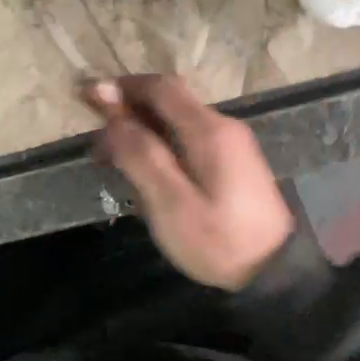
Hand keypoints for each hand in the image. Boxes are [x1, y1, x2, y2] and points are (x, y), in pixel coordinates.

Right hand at [85, 75, 294, 290]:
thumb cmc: (217, 241)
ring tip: (110, 158)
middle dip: (128, 109)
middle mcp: (222, 127)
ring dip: (141, 130)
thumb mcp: (171, 203)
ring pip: (176, 122)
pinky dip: (158, 145)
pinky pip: (187, 140)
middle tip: (94, 136)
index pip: (161, 88)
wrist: (273, 273)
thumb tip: (112, 115)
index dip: (121, 87)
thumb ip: (141, 156)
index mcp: (208, 131)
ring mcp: (230, 145)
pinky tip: (143, 171)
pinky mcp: (231, 164)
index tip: (87, 96)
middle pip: (169, 102)